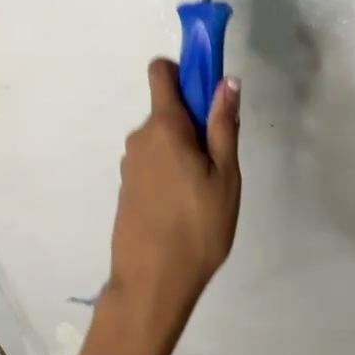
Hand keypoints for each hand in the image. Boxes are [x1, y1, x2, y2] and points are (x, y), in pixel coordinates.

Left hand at [106, 59, 241, 323]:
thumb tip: (227, 81)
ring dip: (184, 149)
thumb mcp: (225, 176)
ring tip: (206, 189)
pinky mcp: (128, 188)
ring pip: (163, 138)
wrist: (151, 284)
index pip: (161, 72)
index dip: (185, 70)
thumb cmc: (197, 227)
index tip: (210, 90)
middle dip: (195, 121)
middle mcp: (140, 138)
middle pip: (168, 109)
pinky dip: (171, 169)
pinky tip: (187, 204)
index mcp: (164, 127)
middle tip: (220, 159)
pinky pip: (154, 161)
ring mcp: (130, 164)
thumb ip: (223, 125)